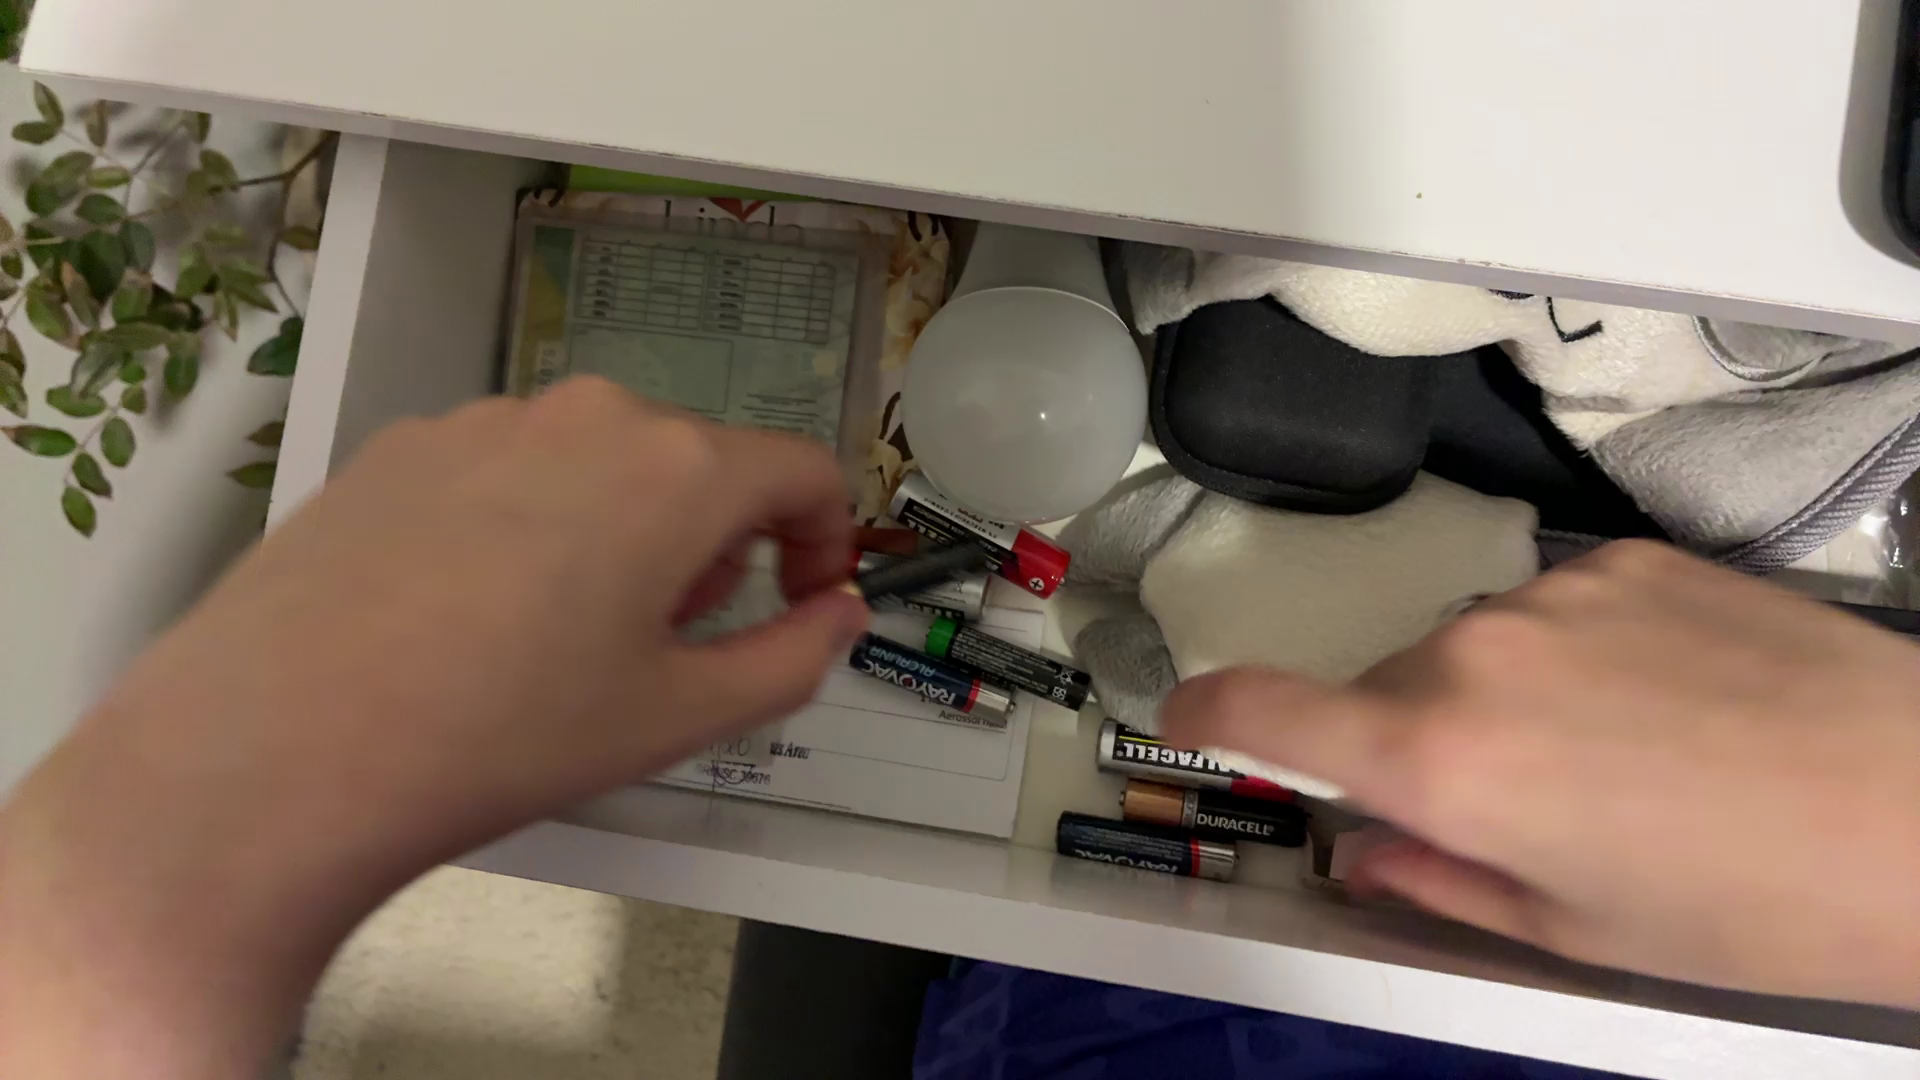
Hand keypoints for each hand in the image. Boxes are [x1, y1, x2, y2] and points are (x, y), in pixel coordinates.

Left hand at [0, 377, 869, 1077]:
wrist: (261, 764)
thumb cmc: (511, 735)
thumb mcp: (688, 713)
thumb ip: (800, 656)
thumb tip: (843, 612)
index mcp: (680, 469)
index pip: (809, 471)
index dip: (828, 538)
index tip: (803, 601)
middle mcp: (597, 415)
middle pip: (715, 464)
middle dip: (728, 544)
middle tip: (679, 632)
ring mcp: (494, 417)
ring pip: (624, 458)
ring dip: (646, 526)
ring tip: (583, 619)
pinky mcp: (413, 438)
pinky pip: (533, 460)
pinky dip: (557, 512)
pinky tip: (490, 597)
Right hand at [1162, 540, 1919, 1007]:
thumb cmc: (1749, 902)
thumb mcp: (1576, 927)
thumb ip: (1431, 877)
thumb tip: (1358, 848)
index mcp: (1436, 758)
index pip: (1263, 708)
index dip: (1205, 713)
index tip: (1185, 719)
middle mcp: (1459, 656)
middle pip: (1377, 685)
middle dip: (1408, 734)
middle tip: (1510, 784)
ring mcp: (1534, 595)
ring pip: (1457, 646)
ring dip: (1489, 691)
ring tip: (1610, 737)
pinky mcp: (1606, 557)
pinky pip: (1540, 606)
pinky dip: (1566, 648)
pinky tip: (1661, 684)